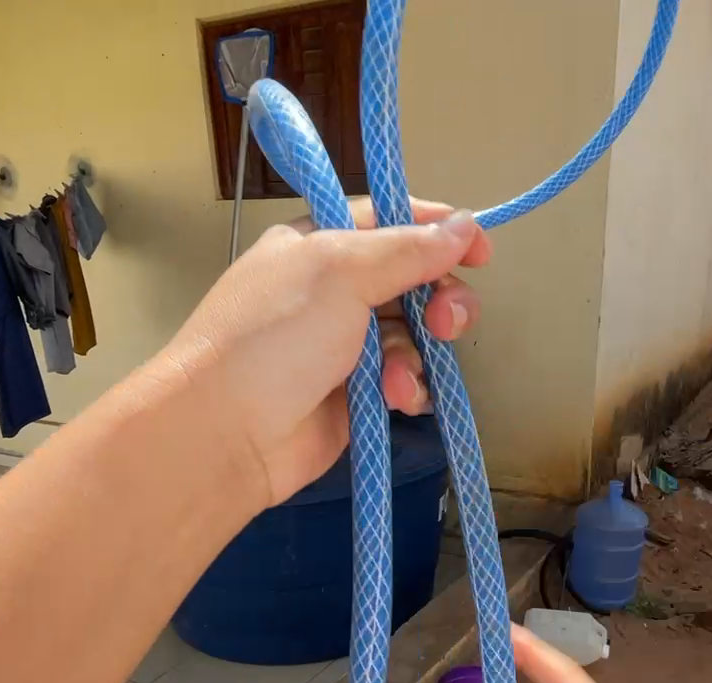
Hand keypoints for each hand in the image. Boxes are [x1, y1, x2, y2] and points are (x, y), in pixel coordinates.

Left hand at [160, 198, 489, 506]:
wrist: (229, 432)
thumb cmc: (278, 336)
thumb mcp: (340, 272)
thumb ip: (407, 249)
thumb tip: (465, 227)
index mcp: (321, 244)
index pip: (391, 221)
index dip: (438, 230)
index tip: (481, 250)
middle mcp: (334, 291)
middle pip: (412, 281)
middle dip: (439, 300)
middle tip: (446, 323)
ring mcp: (346, 346)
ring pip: (413, 336)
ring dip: (418, 355)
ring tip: (398, 379)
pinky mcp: (356, 394)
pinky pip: (403, 381)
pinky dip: (406, 388)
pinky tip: (393, 400)